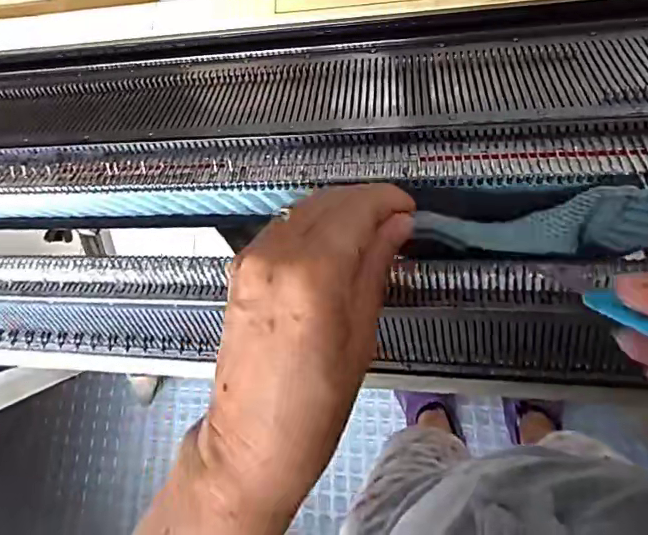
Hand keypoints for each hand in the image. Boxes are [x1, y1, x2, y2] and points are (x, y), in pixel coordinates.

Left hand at [139, 184, 413, 534]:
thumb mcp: (360, 335)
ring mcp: (252, 258)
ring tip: (369, 227)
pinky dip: (314, 221)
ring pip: (305, 205)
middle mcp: (276, 255)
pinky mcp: (240, 267)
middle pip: (328, 199)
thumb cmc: (312, 408)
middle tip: (394, 217)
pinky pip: (285, 224)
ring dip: (340, 206)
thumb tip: (397, 225)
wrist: (248, 447)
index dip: (386, 200)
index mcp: (311, 274)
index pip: (355, 209)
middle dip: (365, 200)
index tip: (407, 206)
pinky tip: (333, 239)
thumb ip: (376, 266)